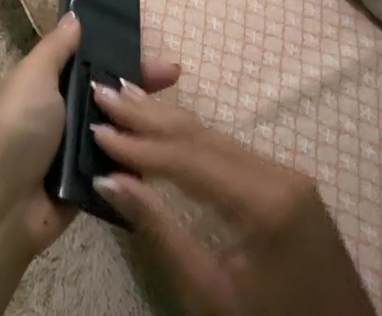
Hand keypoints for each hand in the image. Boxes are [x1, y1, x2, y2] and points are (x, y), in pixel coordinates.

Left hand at [0, 12, 181, 254]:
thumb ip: (56, 48)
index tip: (163, 64)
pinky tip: (168, 159)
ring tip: (180, 125)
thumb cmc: (17, 127)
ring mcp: (77, 153)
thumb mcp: (34, 76)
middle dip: (144, 96)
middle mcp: (64, 116)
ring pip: (121, 136)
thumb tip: (74, 15)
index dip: (126, 63)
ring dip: (145, 132)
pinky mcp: (88, 187)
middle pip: (113, 102)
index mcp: (49, 85)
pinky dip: (137, 167)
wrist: (2, 201)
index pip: (95, 68)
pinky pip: (120, 173)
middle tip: (178, 86)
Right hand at [88, 85, 375, 315]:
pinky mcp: (287, 185)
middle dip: (146, 116)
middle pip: (200, 136)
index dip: (136, 144)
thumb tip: (106, 180)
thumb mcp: (209, 291)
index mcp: (263, 201)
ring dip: (164, 118)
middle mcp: (278, 175)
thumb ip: (159, 230)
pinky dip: (189, 136)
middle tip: (100, 91)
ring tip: (122, 93)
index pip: (186, 158)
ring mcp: (287, 176)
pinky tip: (164, 123)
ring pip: (214, 137)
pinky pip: (229, 150)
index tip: (93, 129)